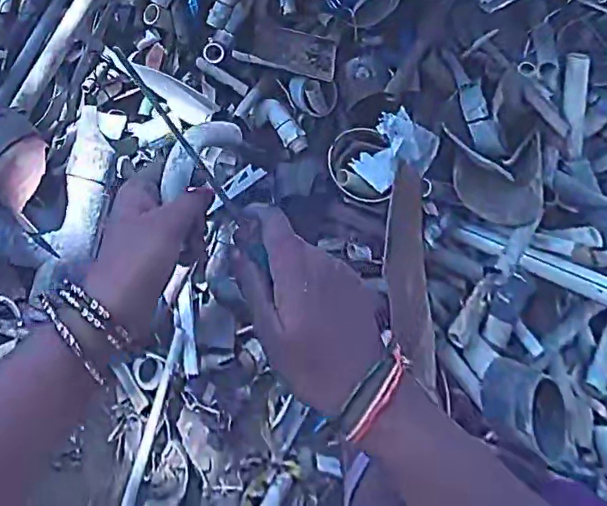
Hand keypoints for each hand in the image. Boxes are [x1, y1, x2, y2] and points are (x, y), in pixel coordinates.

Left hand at [81, 164, 209, 337]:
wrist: (118, 310)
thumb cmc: (136, 261)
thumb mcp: (169, 224)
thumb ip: (191, 201)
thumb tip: (206, 189)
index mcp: (136, 190)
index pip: (168, 167)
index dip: (189, 176)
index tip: (205, 191)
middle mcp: (140, 207)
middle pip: (179, 196)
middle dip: (193, 214)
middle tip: (195, 228)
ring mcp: (146, 231)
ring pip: (181, 222)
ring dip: (192, 236)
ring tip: (191, 249)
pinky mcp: (153, 254)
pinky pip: (178, 243)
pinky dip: (186, 251)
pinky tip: (187, 260)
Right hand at [231, 206, 383, 413]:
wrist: (368, 392)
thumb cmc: (312, 367)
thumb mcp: (269, 331)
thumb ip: (251, 285)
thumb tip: (238, 255)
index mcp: (295, 264)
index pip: (272, 218)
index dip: (254, 215)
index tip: (242, 227)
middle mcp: (320, 258)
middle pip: (287, 239)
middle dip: (268, 252)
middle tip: (257, 281)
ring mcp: (341, 269)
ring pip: (305, 255)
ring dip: (291, 269)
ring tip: (285, 305)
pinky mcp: (355, 282)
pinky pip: (324, 269)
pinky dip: (311, 279)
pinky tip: (310, 311)